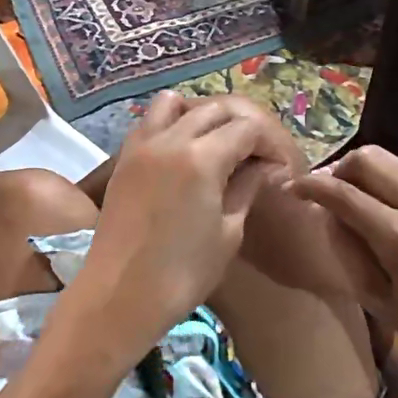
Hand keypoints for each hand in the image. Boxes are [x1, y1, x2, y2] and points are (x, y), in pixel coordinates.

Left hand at [61, 92, 294, 359]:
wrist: (120, 293)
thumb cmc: (183, 273)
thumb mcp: (228, 233)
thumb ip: (247, 188)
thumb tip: (265, 167)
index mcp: (202, 158)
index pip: (246, 128)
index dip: (269, 143)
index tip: (277, 166)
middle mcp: (169, 139)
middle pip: (214, 109)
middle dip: (240, 125)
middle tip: (254, 154)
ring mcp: (141, 145)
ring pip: (175, 103)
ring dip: (200, 114)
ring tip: (214, 144)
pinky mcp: (123, 158)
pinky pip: (149, 122)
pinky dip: (170, 123)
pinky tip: (182, 153)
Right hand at [286, 146, 397, 360]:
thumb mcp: (376, 297)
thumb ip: (347, 249)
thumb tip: (323, 212)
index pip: (348, 196)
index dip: (312, 186)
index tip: (290, 188)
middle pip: (365, 160)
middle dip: (334, 170)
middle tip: (321, 195)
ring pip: (379, 156)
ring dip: (351, 169)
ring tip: (341, 196)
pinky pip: (393, 167)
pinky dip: (369, 174)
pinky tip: (363, 198)